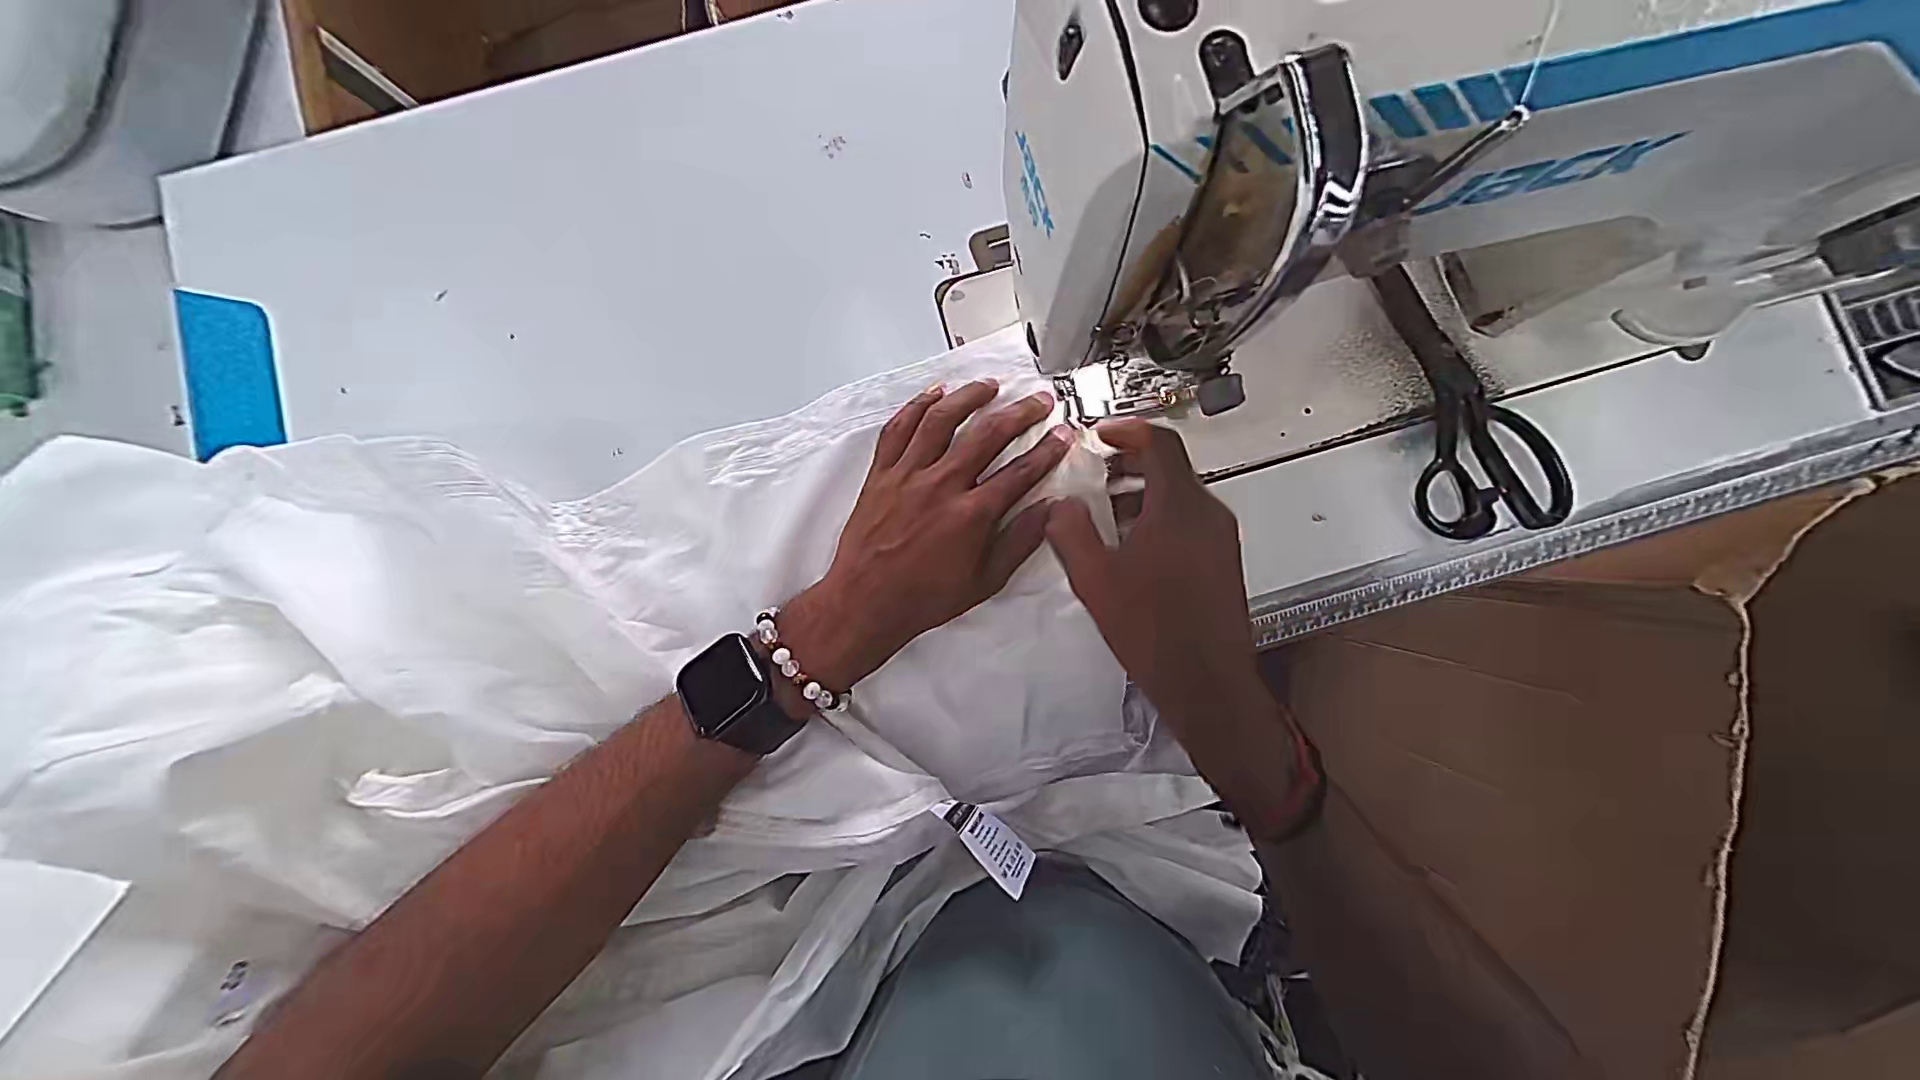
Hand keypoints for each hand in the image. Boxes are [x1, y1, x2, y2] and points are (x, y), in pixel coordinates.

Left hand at [777, 379, 1071, 692]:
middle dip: (1020, 412)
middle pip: (987, 435)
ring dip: (969, 397)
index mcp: (970, 515)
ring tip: (989, 386)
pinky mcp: (881, 474)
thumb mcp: (984, 580)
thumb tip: (1049, 511)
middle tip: (1038, 401)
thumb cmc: (923, 597)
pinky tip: (934, 394)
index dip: (1048, 450)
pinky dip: (916, 406)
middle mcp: (940, 487)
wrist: (866, 602)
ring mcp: (907, 476)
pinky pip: (898, 429)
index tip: (1063, 435)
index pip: (1020, 471)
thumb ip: (1019, 541)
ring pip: (941, 420)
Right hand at [1045, 418, 1322, 840]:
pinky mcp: (1221, 560)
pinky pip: (1188, 520)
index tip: (1103, 433)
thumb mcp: (1094, 578)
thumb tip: (1060, 506)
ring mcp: (1219, 538)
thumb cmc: (1154, 632)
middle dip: (1130, 462)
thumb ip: (1070, 532)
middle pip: (1171, 467)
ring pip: (1179, 495)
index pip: (1160, 444)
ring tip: (1106, 509)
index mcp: (1178, 509)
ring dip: (1142, 492)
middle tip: (1097, 470)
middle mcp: (1207, 515)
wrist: (1206, 682)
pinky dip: (1158, 515)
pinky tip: (1130, 544)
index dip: (1128, 430)